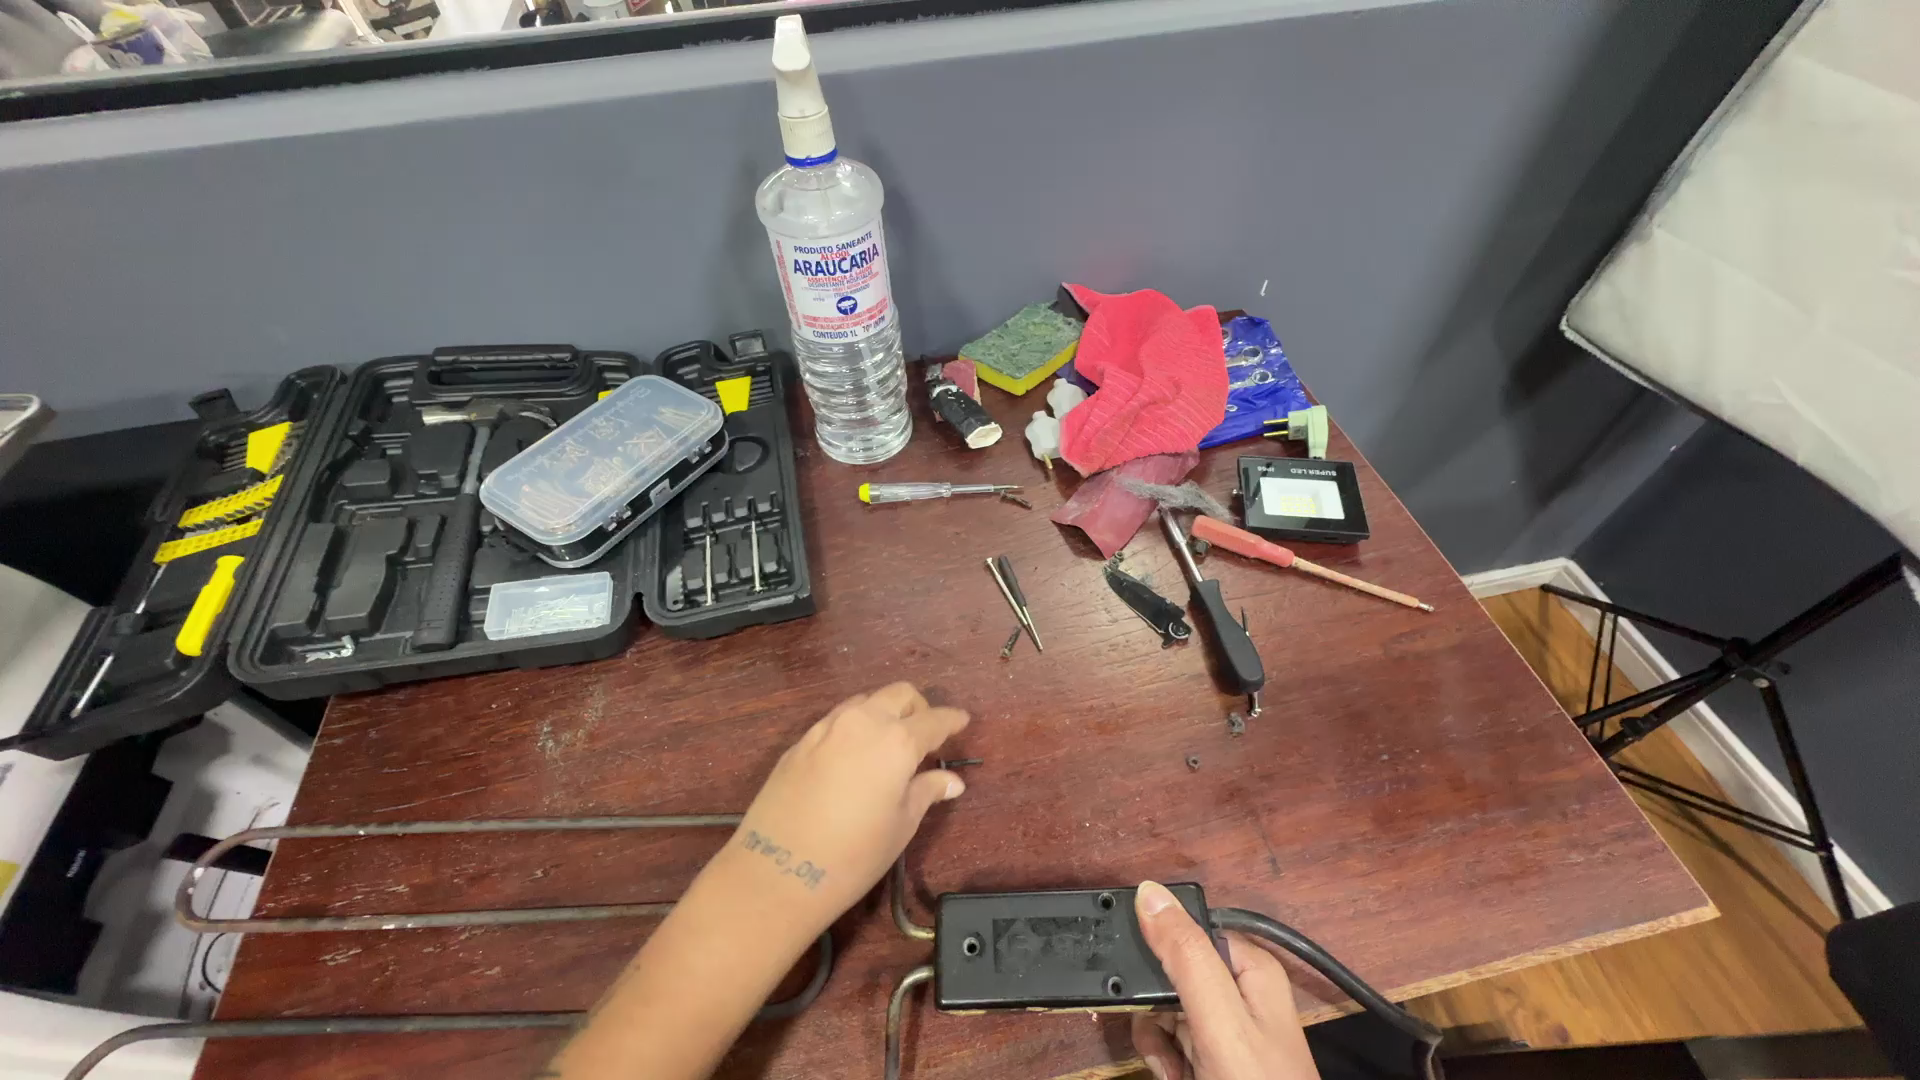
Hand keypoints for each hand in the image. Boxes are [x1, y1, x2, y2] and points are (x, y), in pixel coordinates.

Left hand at [715, 682, 969, 938]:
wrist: (778, 871)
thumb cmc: (853, 855)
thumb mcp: (900, 826)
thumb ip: (926, 792)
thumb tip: (952, 781)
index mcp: (897, 741)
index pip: (934, 720)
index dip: (952, 720)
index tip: (963, 721)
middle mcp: (863, 722)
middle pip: (899, 694)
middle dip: (919, 707)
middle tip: (926, 736)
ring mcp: (827, 727)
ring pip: (865, 702)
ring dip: (884, 712)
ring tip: (889, 744)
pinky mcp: (801, 741)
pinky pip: (838, 719)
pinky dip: (856, 726)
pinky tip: (855, 756)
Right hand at [1131, 881, 1319, 1079]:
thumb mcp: (1219, 1022)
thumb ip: (1184, 955)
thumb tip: (1149, 890)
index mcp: (1249, 966)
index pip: (1188, 930)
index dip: (1156, 949)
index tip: (1134, 977)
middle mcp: (1240, 992)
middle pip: (1171, 972)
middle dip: (1152, 1006)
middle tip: (1158, 1039)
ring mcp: (1228, 1032)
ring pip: (1164, 1010)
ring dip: (1155, 1040)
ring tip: (1170, 1072)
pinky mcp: (1214, 1063)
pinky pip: (1171, 1044)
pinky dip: (1164, 1061)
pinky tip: (1174, 1079)